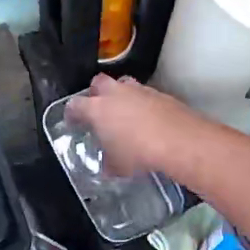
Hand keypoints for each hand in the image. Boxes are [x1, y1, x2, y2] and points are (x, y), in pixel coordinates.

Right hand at [67, 74, 214, 176]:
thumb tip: (109, 166)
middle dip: (96, 93)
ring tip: (125, 114)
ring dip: (122, 96)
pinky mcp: (161, 94)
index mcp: (98, 109)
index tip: (72, 119)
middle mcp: (116, 93)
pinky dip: (143, 104)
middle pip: (98, 83)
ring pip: (124, 84)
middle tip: (99, 109)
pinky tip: (148, 120)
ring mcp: (140, 90)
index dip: (71, 112)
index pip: (75, 105)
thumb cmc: (139, 153)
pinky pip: (146, 95)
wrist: (178, 141)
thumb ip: (109, 162)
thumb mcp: (118, 166)